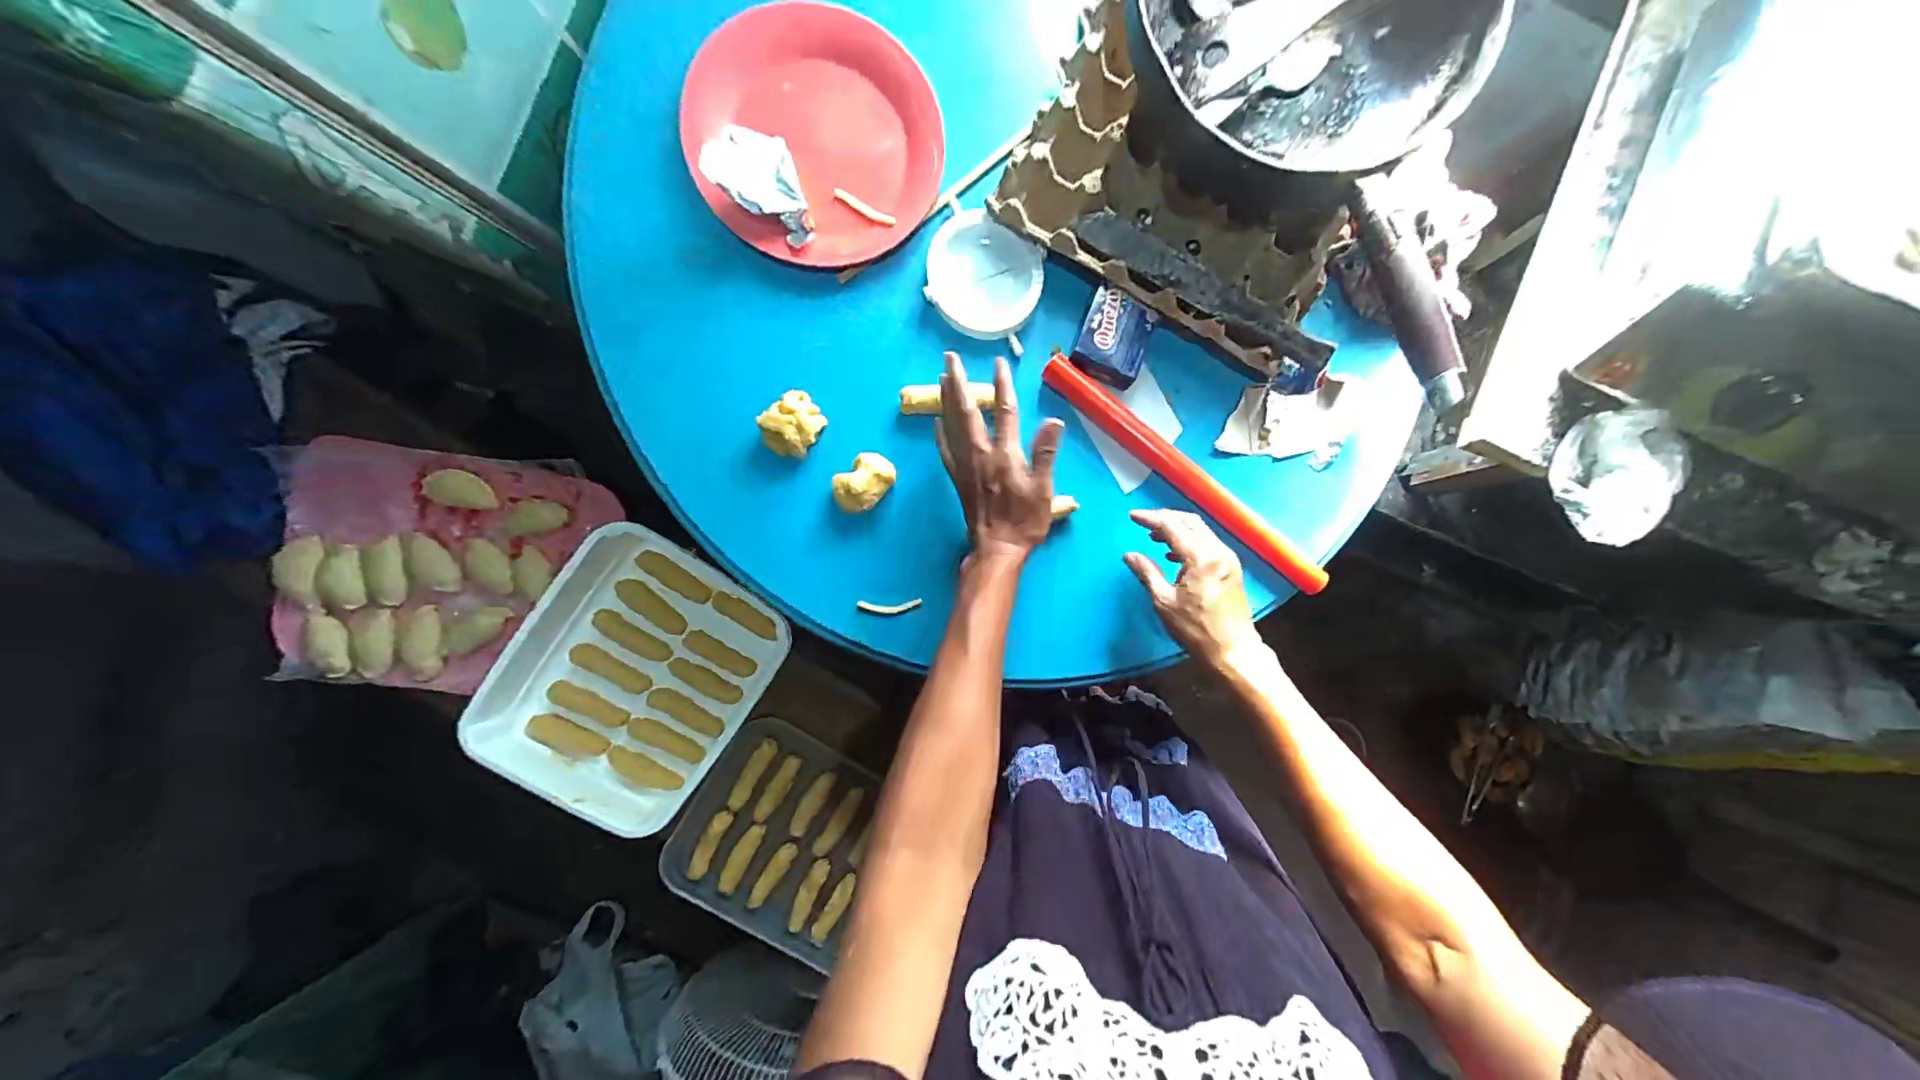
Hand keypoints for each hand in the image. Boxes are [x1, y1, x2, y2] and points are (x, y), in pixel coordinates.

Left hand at [937, 352, 1064, 561]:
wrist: (997, 549)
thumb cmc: (1024, 521)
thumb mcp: (1044, 489)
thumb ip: (1046, 453)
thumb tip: (1054, 421)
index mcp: (1005, 454)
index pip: (1004, 412)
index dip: (1002, 385)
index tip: (998, 363)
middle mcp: (981, 454)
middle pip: (967, 411)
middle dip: (958, 382)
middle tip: (949, 358)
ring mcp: (965, 466)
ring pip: (952, 425)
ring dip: (947, 400)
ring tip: (942, 378)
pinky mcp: (957, 479)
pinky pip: (945, 450)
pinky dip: (940, 433)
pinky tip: (936, 421)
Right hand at [1124, 509, 1265, 669]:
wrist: (1234, 651)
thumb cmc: (1196, 630)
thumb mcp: (1164, 602)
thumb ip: (1147, 573)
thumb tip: (1129, 555)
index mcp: (1202, 558)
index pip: (1173, 527)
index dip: (1151, 519)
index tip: (1132, 517)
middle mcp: (1219, 551)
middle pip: (1189, 522)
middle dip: (1165, 518)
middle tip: (1143, 522)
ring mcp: (1228, 558)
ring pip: (1200, 530)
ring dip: (1177, 528)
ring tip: (1154, 536)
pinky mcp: (1231, 567)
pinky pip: (1207, 542)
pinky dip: (1188, 540)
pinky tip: (1172, 552)